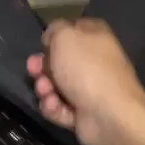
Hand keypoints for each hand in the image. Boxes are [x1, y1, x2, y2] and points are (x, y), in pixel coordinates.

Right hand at [26, 19, 144, 144]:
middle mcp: (95, 62)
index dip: (56, 35)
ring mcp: (90, 89)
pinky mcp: (84, 113)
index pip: (75, 29)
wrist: (110, 115)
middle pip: (60, 60)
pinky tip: (54, 107)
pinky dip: (54, 107)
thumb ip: (55, 29)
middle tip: (34, 70)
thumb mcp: (65, 36)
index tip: (44, 43)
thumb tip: (52, 38)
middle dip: (42, 66)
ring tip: (46, 92)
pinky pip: (60, 107)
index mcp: (96, 38)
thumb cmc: (86, 68)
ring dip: (45, 88)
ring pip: (56, 85)